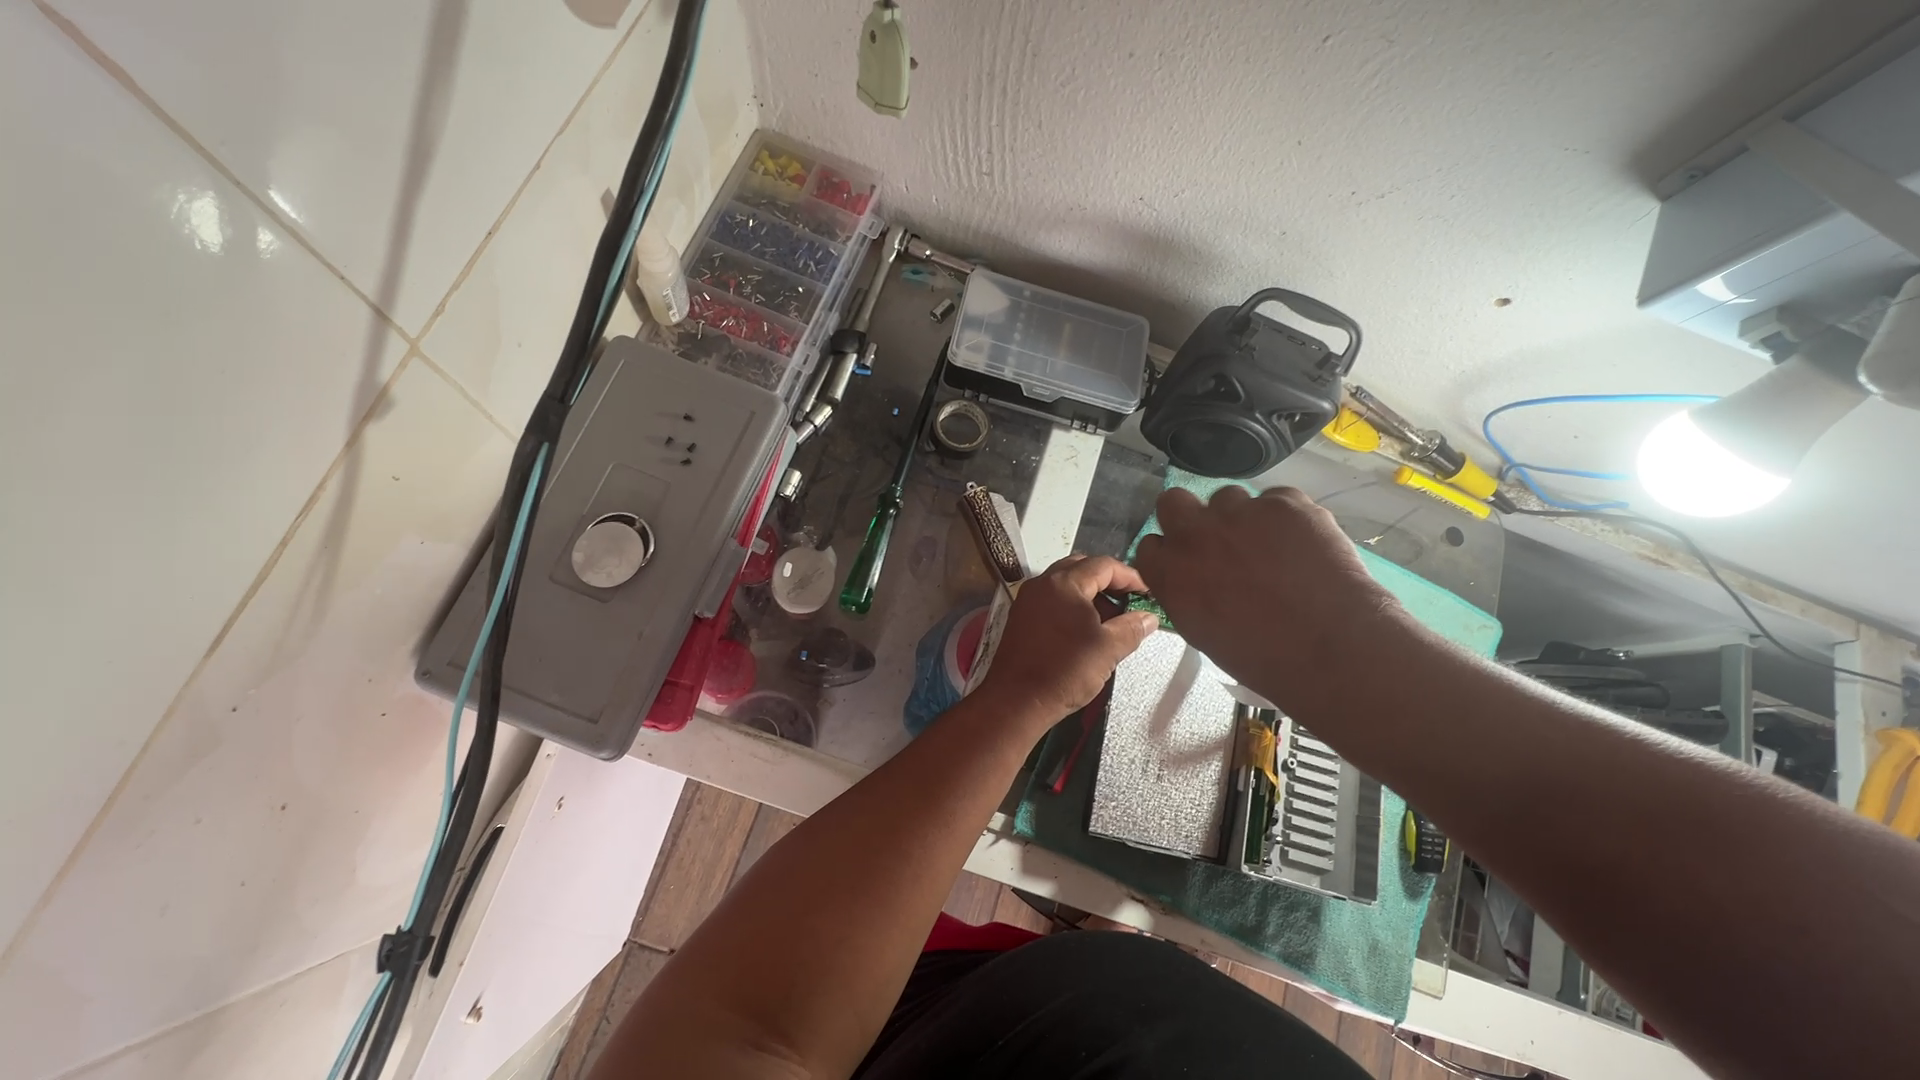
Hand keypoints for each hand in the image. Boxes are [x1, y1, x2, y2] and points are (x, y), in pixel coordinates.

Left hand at [975, 555, 1159, 725]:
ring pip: (1065, 585)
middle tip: (1129, 601)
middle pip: (1081, 568)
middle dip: (1109, 581)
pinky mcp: (1021, 619)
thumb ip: (1132, 628)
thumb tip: (1149, 618)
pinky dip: (1072, 606)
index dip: (1130, 576)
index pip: (1103, 565)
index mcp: (1064, 583)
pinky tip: (1086, 630)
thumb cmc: (1065, 671)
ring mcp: (1028, 600)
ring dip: (1090, 594)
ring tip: (1112, 618)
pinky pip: (1052, 600)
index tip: (1147, 593)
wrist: (1016, 701)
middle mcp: (1042, 584)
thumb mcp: (1108, 649)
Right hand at [1132, 486, 1405, 705]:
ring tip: (1270, 544)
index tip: (1187, 565)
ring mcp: (1240, 512)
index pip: (1149, 546)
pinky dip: (1286, 518)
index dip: (1170, 553)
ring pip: (1227, 497)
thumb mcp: (1202, 632)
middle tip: (1217, 540)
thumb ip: (1184, 594)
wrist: (1330, 646)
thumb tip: (1192, 581)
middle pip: (1173, 501)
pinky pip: (1277, 499)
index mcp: (1170, 573)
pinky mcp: (1284, 502)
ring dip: (1241, 516)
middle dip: (1189, 516)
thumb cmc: (1263, 657)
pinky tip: (1303, 544)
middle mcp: (1195, 534)